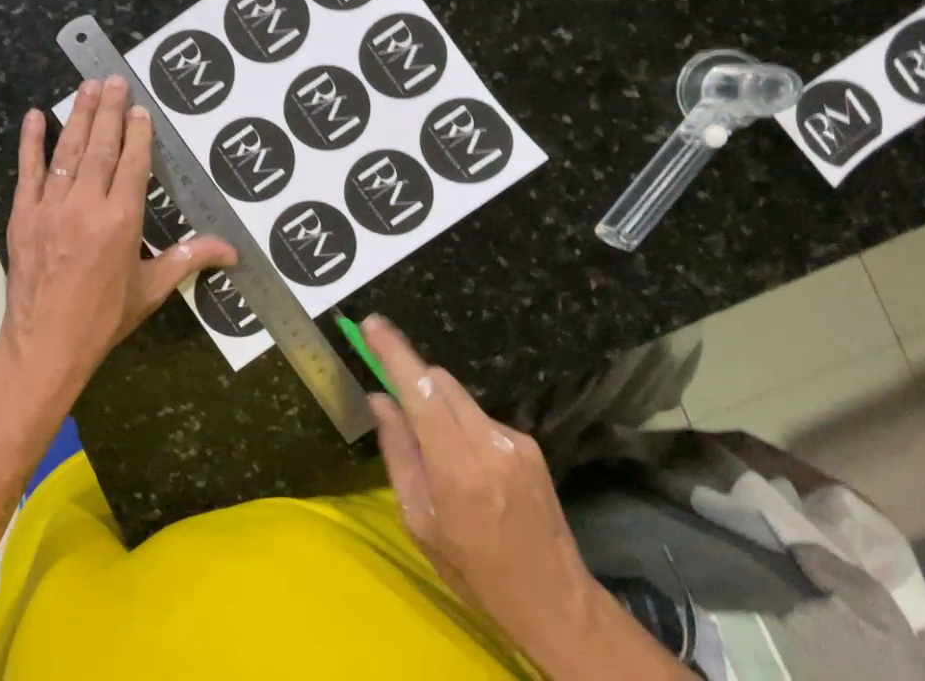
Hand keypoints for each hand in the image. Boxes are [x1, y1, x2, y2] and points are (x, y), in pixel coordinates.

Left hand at [0, 76, 235, 396]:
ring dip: (79, 116)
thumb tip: (232, 251)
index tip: (140, 108)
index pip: (132, 164)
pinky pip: (28, 171)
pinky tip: (36, 117)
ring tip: (88, 86)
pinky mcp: (23, 215)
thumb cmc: (103, 317)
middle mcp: (86, 205)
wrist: (46, 343)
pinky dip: (31, 142)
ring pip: (68, 152)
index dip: (138, 133)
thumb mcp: (150, 289)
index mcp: (121, 220)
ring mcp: (50, 207)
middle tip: (115, 80)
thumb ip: (187, 259)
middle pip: (101, 147)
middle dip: (110, 111)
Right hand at [362, 316, 601, 667]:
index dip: (393, 353)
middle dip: (410, 378)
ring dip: (435, 406)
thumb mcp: (420, 520)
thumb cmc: (473, 569)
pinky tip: (464, 468)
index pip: (420, 391)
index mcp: (458, 466)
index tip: (371, 325)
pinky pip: (480, 419)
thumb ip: (398, 453)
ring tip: (431, 453)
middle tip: (387, 393)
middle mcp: (490, 442)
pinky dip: (459, 426)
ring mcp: (516, 442)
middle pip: (441, 383)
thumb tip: (379, 400)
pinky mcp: (530, 447)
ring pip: (460, 399)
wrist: (554, 599)